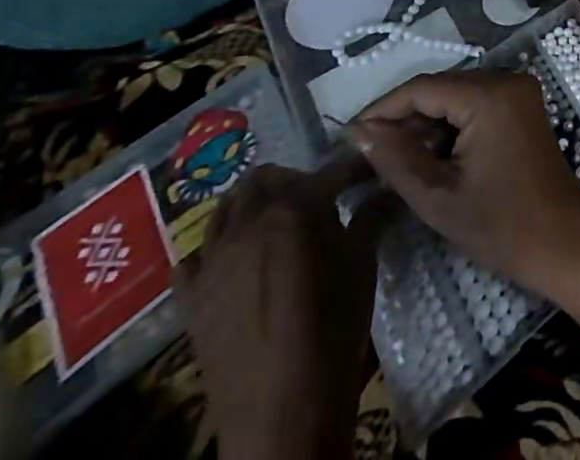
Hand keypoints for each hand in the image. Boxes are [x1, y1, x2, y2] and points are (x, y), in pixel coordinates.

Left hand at [177, 156, 382, 459]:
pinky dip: (215, 248)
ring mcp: (211, 259)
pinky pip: (194, 256)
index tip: (372, 168)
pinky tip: (233, 262)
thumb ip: (371, 220)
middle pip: (266, 178)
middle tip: (321, 198)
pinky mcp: (190, 296)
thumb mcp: (361, 269)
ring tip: (277, 223)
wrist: (282, 412)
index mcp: (293, 211)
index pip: (329, 174)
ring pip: (226, 207)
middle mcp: (246, 223)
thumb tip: (389, 190)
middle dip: (296, 179)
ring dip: (253, 204)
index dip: (354, 168)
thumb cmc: (333, 332)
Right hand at [348, 71, 579, 288]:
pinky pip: (474, 103)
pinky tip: (431, 153)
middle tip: (370, 150)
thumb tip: (358, 131)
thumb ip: (394, 157)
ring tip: (396, 157)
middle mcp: (506, 80)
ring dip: (426, 122)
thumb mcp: (437, 196)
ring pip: (455, 95)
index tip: (350, 135)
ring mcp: (518, 90)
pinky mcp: (522, 104)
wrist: (564, 241)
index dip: (382, 109)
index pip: (421, 89)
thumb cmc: (501, 225)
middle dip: (403, 117)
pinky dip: (450, 125)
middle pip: (439, 88)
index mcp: (489, 96)